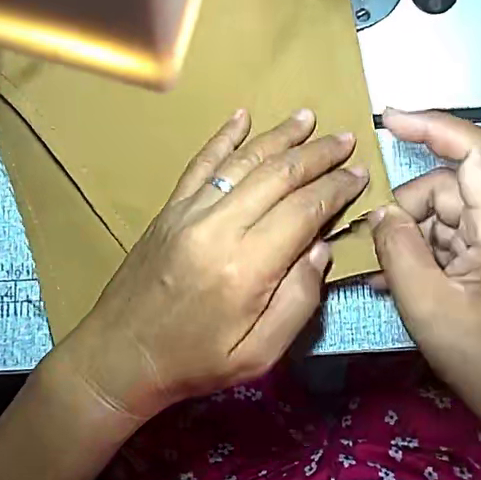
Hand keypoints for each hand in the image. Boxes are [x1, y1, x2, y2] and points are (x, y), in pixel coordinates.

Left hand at [58, 108, 369, 421]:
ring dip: (278, 137)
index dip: (336, 189)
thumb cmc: (194, 362)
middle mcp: (217, 227)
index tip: (360, 174)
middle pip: (277, 175)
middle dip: (316, 155)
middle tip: (344, 139)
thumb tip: (321, 246)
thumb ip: (298, 300)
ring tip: (306, 118)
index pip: (303, 210)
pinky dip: (223, 138)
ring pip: (241, 161)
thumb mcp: (258, 354)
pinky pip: (201, 164)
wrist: (120, 355)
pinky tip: (241, 116)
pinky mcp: (169, 209)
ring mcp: (188, 212)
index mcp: (245, 267)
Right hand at [367, 109, 480, 435]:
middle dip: (407, 210)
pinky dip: (428, 252)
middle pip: (452, 188)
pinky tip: (403, 281)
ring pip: (450, 214)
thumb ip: (397, 248)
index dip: (432, 126)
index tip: (387, 119)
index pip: (477, 150)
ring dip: (412, 237)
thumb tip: (381, 213)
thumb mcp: (427, 305)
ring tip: (386, 276)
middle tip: (372, 246)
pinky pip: (459, 238)